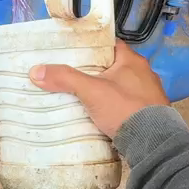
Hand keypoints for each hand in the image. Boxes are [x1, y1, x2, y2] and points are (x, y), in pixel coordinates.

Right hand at [30, 42, 169, 136]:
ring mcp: (148, 94)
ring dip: (104, 90)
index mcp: (133, 61)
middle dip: (94, 71)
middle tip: (72, 74)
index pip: (110, 45)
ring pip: (120, 86)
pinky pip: (126, 103)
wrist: (152, 142)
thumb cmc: (124, 108)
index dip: (92, 47)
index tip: (74, 52)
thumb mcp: (91, 91)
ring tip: (81, 94)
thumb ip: (65, 78)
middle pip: (113, 66)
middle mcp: (145, 74)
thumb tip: (36, 71)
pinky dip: (113, 106)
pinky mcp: (149, 113)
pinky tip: (99, 112)